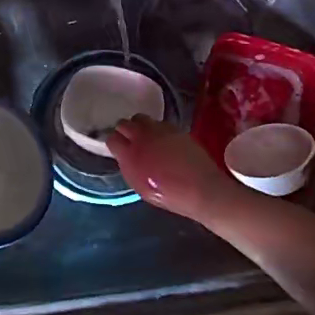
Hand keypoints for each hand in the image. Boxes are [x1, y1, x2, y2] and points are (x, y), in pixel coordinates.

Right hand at [106, 116, 249, 221]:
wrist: (202, 189)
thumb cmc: (171, 195)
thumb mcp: (141, 187)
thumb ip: (130, 167)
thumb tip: (125, 156)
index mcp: (131, 156)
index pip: (112, 139)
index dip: (113, 143)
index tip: (117, 147)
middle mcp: (143, 138)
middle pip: (124, 123)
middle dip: (124, 130)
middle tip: (129, 140)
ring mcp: (160, 130)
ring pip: (140, 118)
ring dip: (139, 126)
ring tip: (145, 136)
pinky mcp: (175, 128)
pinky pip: (158, 123)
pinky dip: (155, 128)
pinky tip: (161, 139)